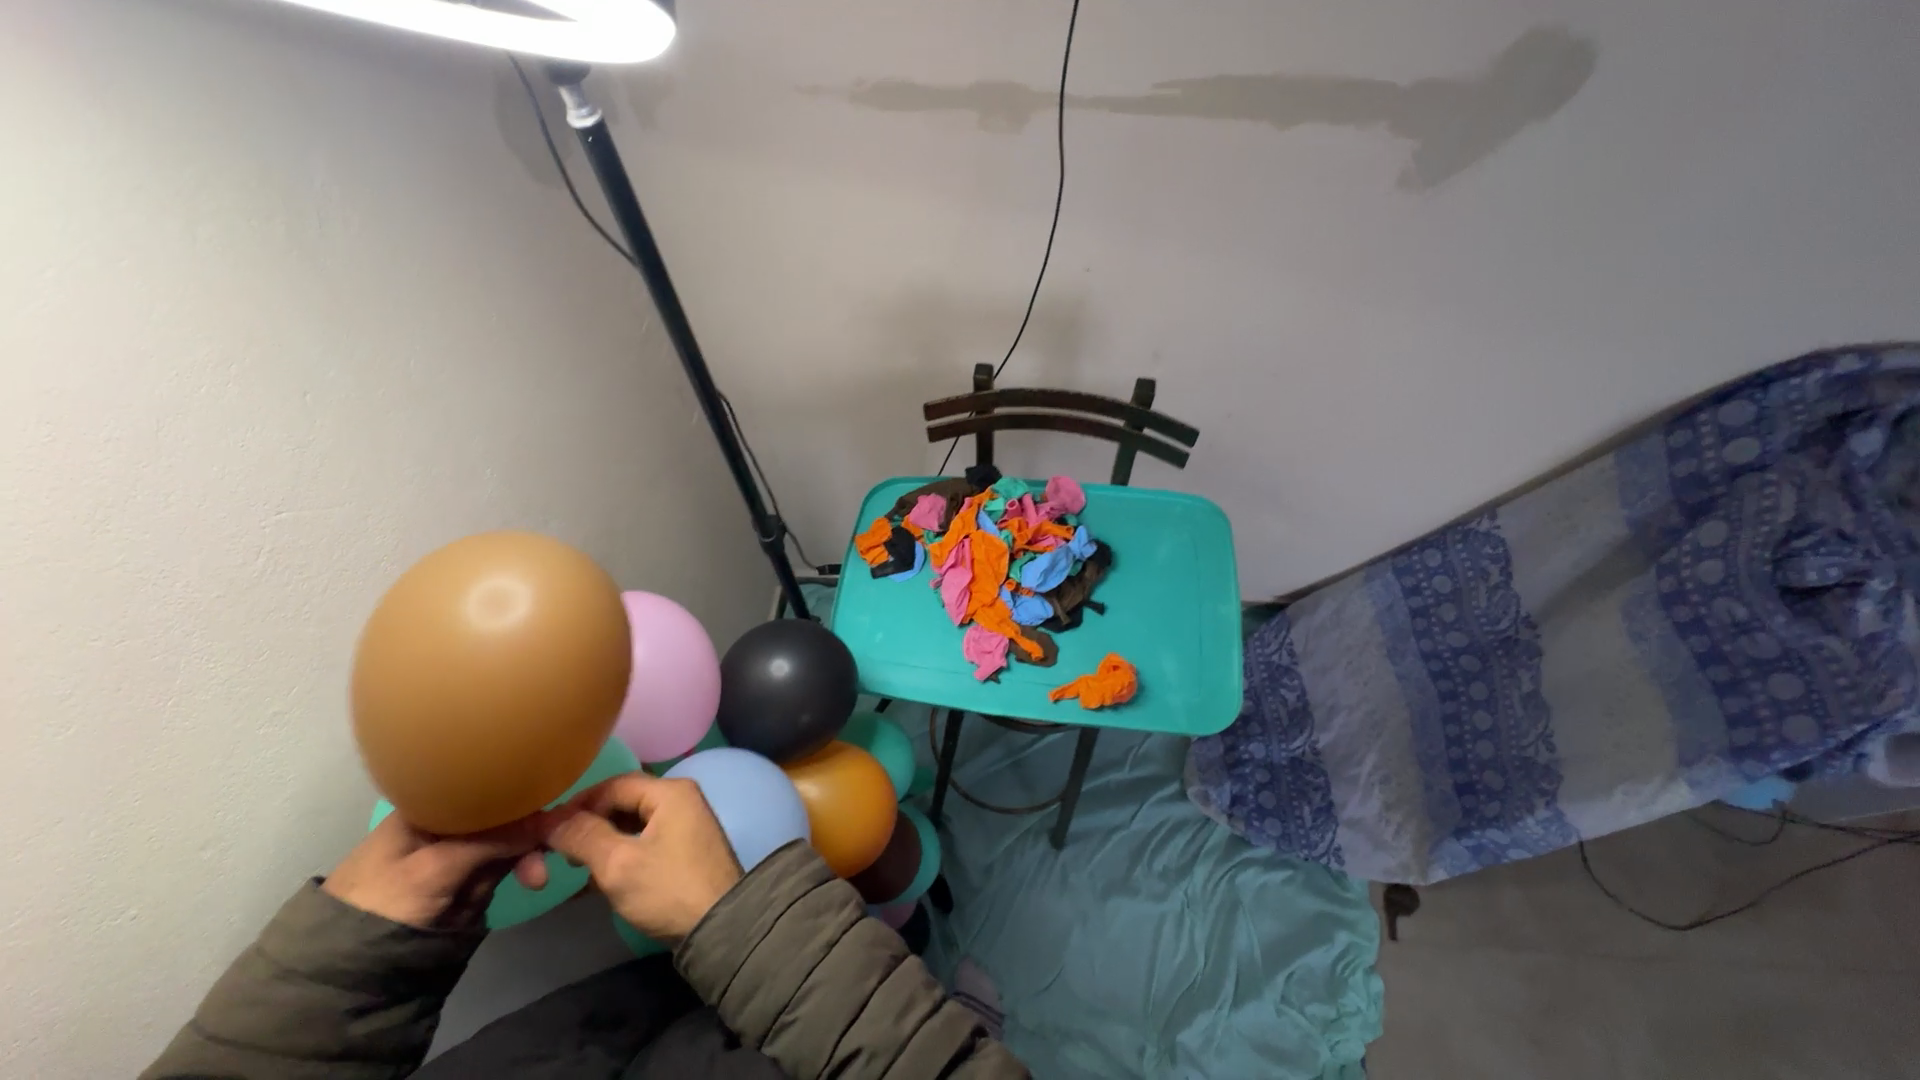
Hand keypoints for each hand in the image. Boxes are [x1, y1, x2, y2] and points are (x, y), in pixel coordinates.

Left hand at [322, 812, 552, 929]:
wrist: (343, 967)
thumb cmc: (381, 901)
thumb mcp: (435, 867)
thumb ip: (491, 841)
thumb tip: (546, 819)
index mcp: (426, 808)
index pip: (483, 789)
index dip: (519, 799)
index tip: (549, 816)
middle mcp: (444, 824)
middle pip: (499, 816)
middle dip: (527, 837)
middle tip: (544, 863)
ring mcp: (453, 853)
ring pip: (505, 841)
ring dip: (525, 857)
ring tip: (535, 881)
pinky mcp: (462, 879)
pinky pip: (500, 865)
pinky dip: (515, 871)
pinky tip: (525, 879)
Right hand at [544, 772, 742, 943]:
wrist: (720, 927)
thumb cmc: (668, 889)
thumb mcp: (618, 863)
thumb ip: (582, 836)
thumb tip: (549, 819)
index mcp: (670, 792)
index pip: (612, 785)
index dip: (577, 804)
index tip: (546, 830)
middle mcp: (680, 799)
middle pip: (622, 802)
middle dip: (588, 825)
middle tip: (558, 851)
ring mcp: (685, 824)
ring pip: (631, 823)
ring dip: (601, 841)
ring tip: (574, 864)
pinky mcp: (683, 849)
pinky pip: (643, 840)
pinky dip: (620, 853)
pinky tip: (599, 875)